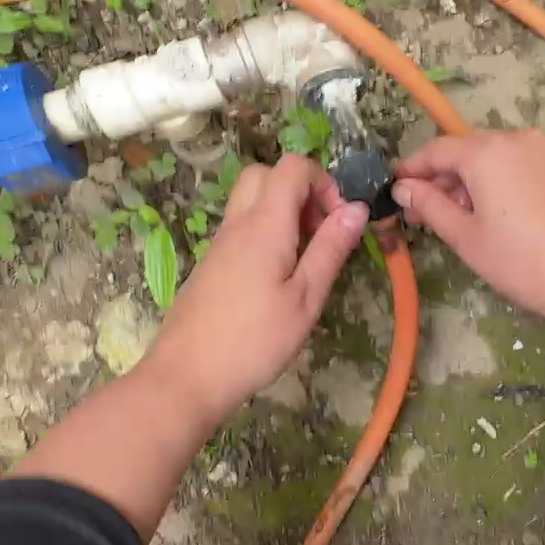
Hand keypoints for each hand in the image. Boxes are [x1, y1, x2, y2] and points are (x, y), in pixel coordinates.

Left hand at [137, 154, 366, 416]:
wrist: (186, 377)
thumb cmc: (254, 340)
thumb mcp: (306, 298)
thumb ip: (331, 249)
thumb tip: (357, 209)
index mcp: (265, 225)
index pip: (294, 167)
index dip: (325, 182)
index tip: (340, 222)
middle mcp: (239, 224)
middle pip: (267, 175)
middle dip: (302, 191)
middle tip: (320, 231)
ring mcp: (221, 243)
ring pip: (252, 200)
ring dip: (285, 213)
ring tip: (305, 258)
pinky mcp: (213, 264)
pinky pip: (243, 227)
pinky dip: (268, 233)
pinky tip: (280, 278)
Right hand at [392, 130, 544, 328]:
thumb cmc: (524, 264)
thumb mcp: (467, 239)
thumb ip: (431, 206)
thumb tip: (404, 187)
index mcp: (488, 152)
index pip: (437, 150)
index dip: (413, 169)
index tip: (398, 189)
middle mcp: (522, 138)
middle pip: (473, 151)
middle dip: (449, 179)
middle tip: (433, 215)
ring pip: (507, 158)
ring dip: (484, 181)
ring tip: (478, 220)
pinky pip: (537, 167)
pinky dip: (518, 183)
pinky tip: (521, 218)